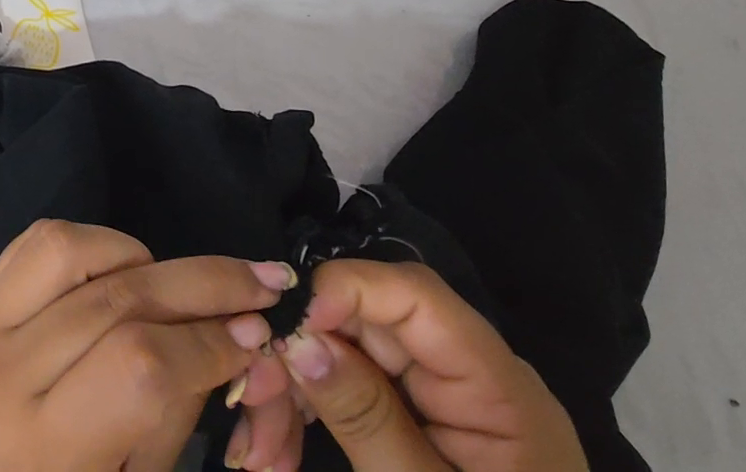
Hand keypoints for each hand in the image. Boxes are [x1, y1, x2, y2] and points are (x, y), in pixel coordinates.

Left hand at [0, 219, 297, 471]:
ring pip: (73, 250)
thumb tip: (235, 333)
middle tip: (260, 282)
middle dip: (202, 286)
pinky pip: (41, 238)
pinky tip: (124, 268)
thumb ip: (178, 405)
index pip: (139, 366)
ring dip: (142, 258)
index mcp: (45, 444)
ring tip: (174, 287)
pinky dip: (95, 241)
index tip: (259, 334)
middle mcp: (6, 372)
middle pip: (115, 300)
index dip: (208, 344)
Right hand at [237, 259, 587, 471]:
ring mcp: (434, 398)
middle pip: (362, 325)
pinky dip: (303, 416)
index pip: (416, 295)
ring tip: (256, 455)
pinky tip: (272, 455)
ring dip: (290, 394)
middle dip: (298, 355)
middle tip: (250, 402)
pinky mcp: (409, 421)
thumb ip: (368, 420)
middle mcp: (463, 375)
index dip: (346, 290)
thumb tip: (300, 340)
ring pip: (340, 355)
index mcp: (495, 387)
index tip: (286, 330)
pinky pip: (344, 391)